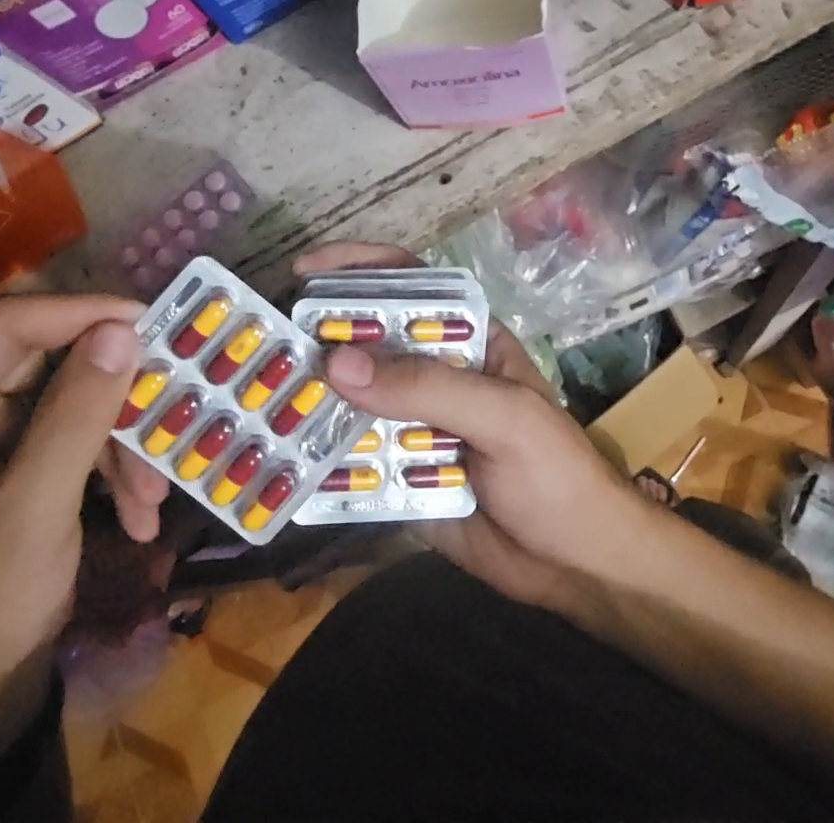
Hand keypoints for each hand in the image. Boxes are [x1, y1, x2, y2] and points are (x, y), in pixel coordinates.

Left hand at [0, 295, 164, 806]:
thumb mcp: (32, 518)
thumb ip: (75, 419)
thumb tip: (122, 329)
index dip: (77, 315)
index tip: (152, 321)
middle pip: (39, 363)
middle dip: (110, 397)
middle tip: (169, 413)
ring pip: (65, 396)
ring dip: (117, 442)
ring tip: (151, 499)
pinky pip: (66, 429)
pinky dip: (107, 462)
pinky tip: (138, 511)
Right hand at [294, 244, 656, 609]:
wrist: (575, 565)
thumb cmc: (555, 475)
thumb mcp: (503, 417)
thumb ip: (427, 387)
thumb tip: (338, 361)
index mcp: (469, 344)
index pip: (412, 287)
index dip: (360, 269)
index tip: (305, 270)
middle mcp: (435, 379)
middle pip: (369, 345)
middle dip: (319, 340)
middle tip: (264, 346)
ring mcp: (415, 429)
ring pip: (352, 404)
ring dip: (310, 403)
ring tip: (257, 402)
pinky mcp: (400, 479)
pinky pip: (351, 463)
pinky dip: (318, 462)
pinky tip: (278, 461)